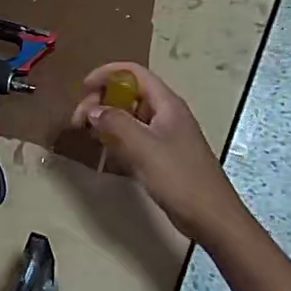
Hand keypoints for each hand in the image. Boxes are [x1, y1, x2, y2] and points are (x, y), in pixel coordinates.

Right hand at [69, 62, 251, 244]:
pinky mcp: (162, 156)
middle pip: (129, 93)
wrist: (211, 217)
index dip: (106, 74)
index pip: (134, 73)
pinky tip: (106, 152)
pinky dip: (118, 139)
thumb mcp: (143, 148)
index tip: (83, 90)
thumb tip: (93, 110)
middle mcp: (166, 114)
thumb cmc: (179, 178)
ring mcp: (165, 135)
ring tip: (88, 135)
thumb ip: (116, 123)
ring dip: (108, 120)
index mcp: (167, 104)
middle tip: (80, 121)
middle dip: (102, 100)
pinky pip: (135, 138)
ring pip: (131, 116)